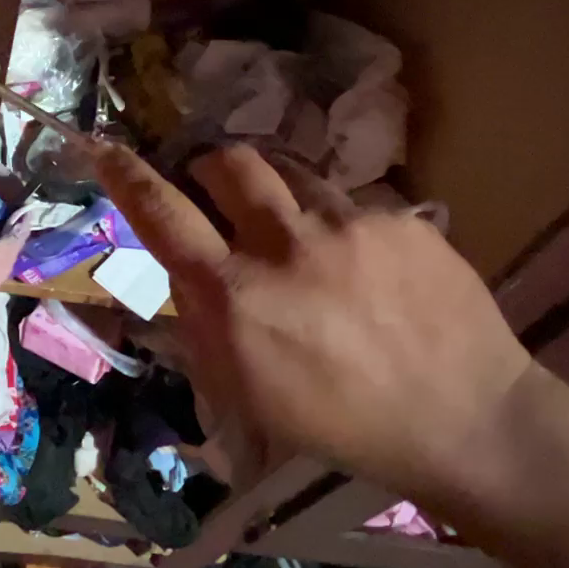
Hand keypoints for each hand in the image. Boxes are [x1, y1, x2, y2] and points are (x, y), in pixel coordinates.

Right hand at [94, 143, 531, 497]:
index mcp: (234, 294)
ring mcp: (349, 225)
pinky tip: (362, 266)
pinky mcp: (403, 219)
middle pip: (226, 161)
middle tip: (217, 191)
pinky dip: (337, 224)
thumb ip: (199, 317)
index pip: (161, 211)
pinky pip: (349, 200)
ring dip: (275, 193)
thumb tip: (182, 266)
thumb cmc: (336, 420)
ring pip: (289, 171)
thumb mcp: (241, 386)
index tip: (102, 145)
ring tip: (297, 233)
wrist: (466, 422)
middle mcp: (284, 245)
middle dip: (210, 168)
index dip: (124, 172)